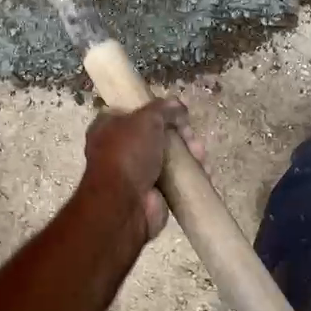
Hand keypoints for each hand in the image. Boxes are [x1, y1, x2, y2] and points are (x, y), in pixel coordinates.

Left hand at [82, 98, 206, 239]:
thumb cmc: (128, 153)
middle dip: (178, 133)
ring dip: (186, 152)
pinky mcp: (152, 192)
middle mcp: (119, 148)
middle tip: (190, 136)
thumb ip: (163, 108)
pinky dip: (188, 173)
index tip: (174, 112)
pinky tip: (202, 170)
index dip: (156, 110)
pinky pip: (174, 178)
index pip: (133, 111)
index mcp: (108, 126)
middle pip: (156, 133)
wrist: (125, 206)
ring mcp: (135, 172)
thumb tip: (178, 105)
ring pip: (167, 155)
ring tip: (199, 154)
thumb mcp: (146, 119)